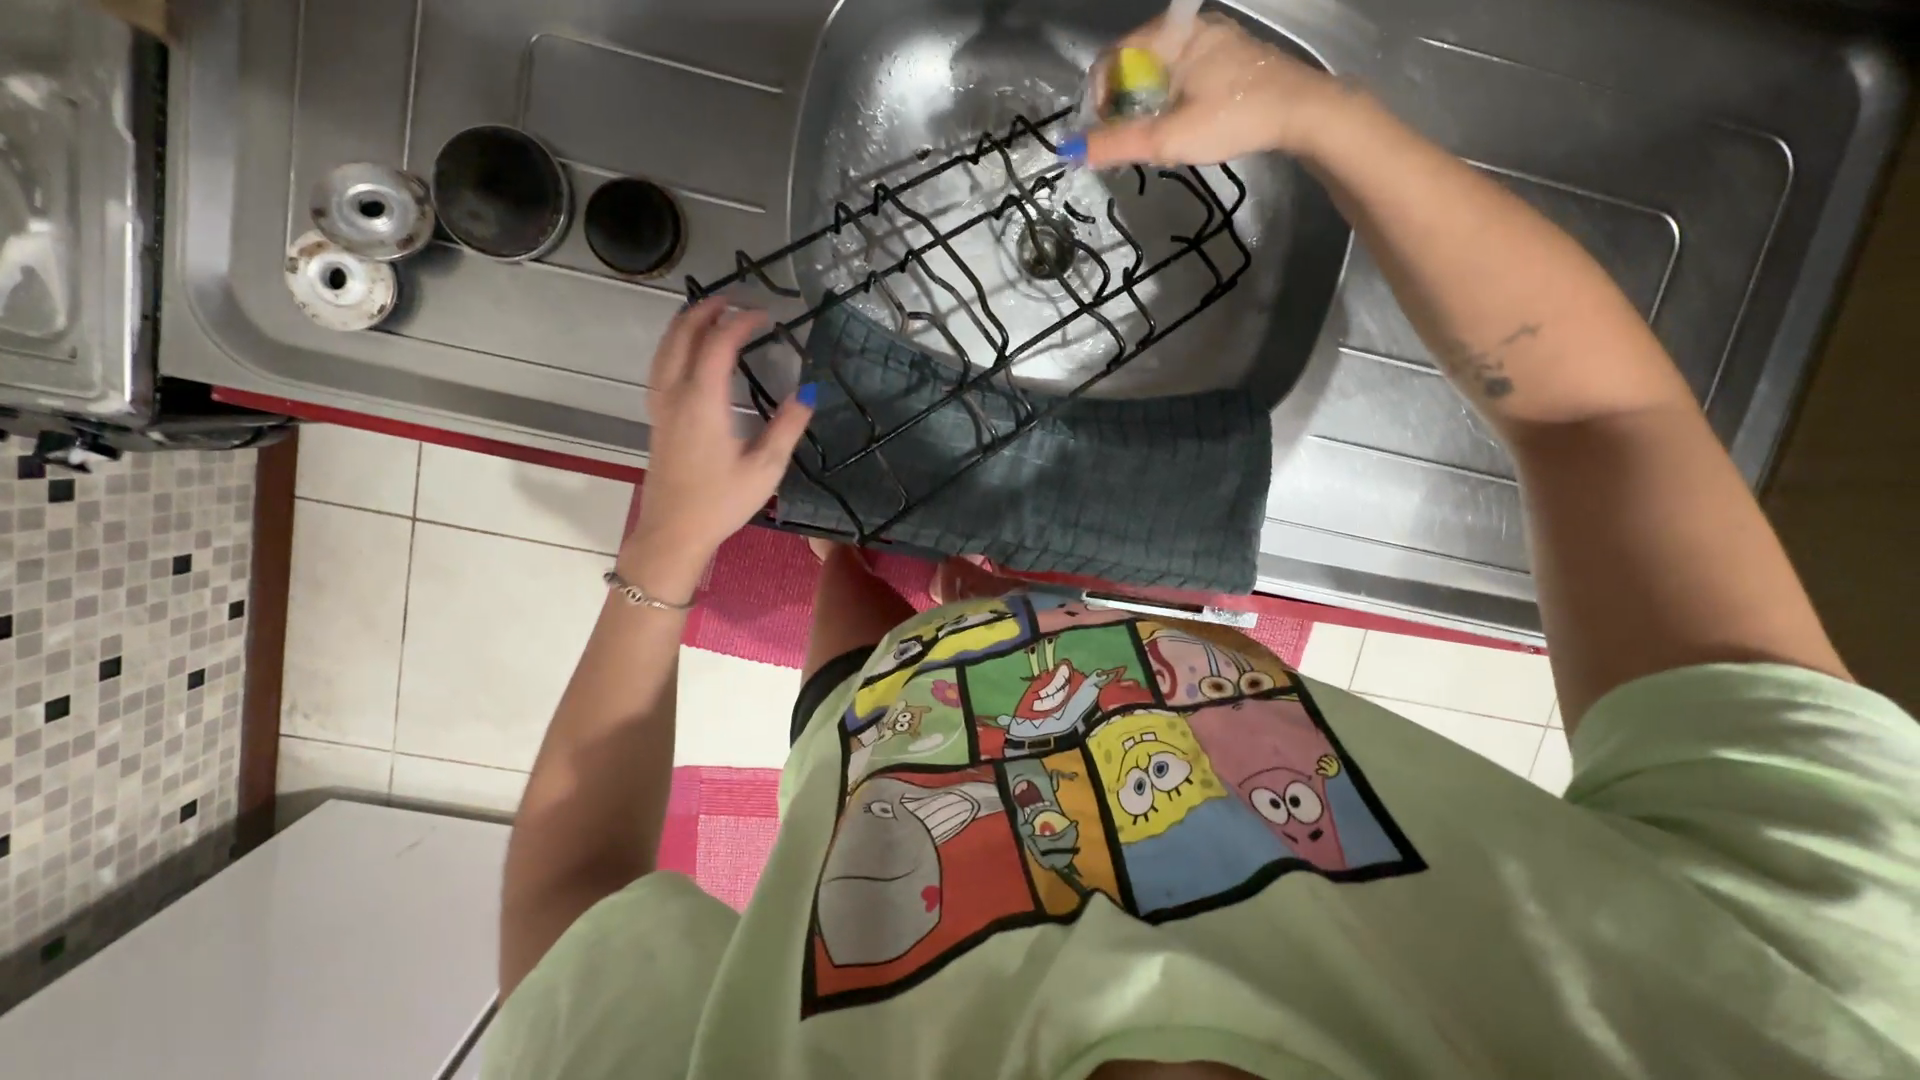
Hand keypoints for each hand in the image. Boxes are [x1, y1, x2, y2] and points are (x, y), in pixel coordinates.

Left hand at [623, 299, 813, 599]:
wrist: (674, 532)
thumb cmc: (721, 502)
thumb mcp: (765, 468)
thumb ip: (788, 426)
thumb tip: (809, 392)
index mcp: (703, 401)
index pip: (719, 343)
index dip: (743, 322)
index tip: (768, 316)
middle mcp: (676, 394)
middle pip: (683, 334)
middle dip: (707, 310)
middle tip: (735, 299)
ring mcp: (661, 405)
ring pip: (665, 347)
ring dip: (687, 323)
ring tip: (709, 312)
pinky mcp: (656, 417)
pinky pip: (661, 364)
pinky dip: (675, 344)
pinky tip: (687, 351)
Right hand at [1071, 14, 1350, 167]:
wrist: (1304, 114)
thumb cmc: (1233, 118)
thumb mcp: (1168, 138)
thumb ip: (1116, 144)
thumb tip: (1069, 150)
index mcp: (1173, 33)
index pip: (1112, 57)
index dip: (1099, 97)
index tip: (1104, 132)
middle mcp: (1191, 28)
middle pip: (1136, 66)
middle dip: (1124, 106)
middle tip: (1130, 141)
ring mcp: (1215, 42)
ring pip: (1161, 75)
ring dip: (1149, 108)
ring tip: (1157, 140)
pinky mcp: (1232, 61)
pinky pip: (1186, 78)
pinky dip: (1174, 103)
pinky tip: (1184, 129)